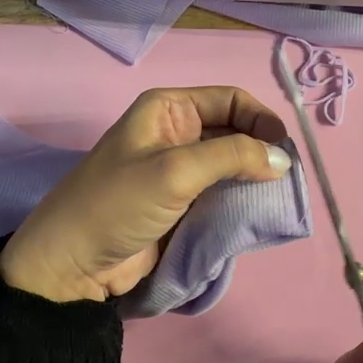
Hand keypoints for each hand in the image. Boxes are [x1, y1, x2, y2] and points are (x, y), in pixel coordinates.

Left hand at [0, 86, 292, 302]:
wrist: (73, 263)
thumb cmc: (118, 202)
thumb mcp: (176, 170)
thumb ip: (232, 156)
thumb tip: (282, 158)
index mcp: (168, 108)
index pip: (228, 99)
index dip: (260, 118)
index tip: (286, 148)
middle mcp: (175, 132)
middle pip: (233, 129)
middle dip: (261, 148)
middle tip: (289, 177)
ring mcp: (177, 169)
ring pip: (230, 164)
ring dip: (254, 177)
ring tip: (280, 196)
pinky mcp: (180, 204)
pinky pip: (220, 193)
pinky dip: (240, 200)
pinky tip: (258, 212)